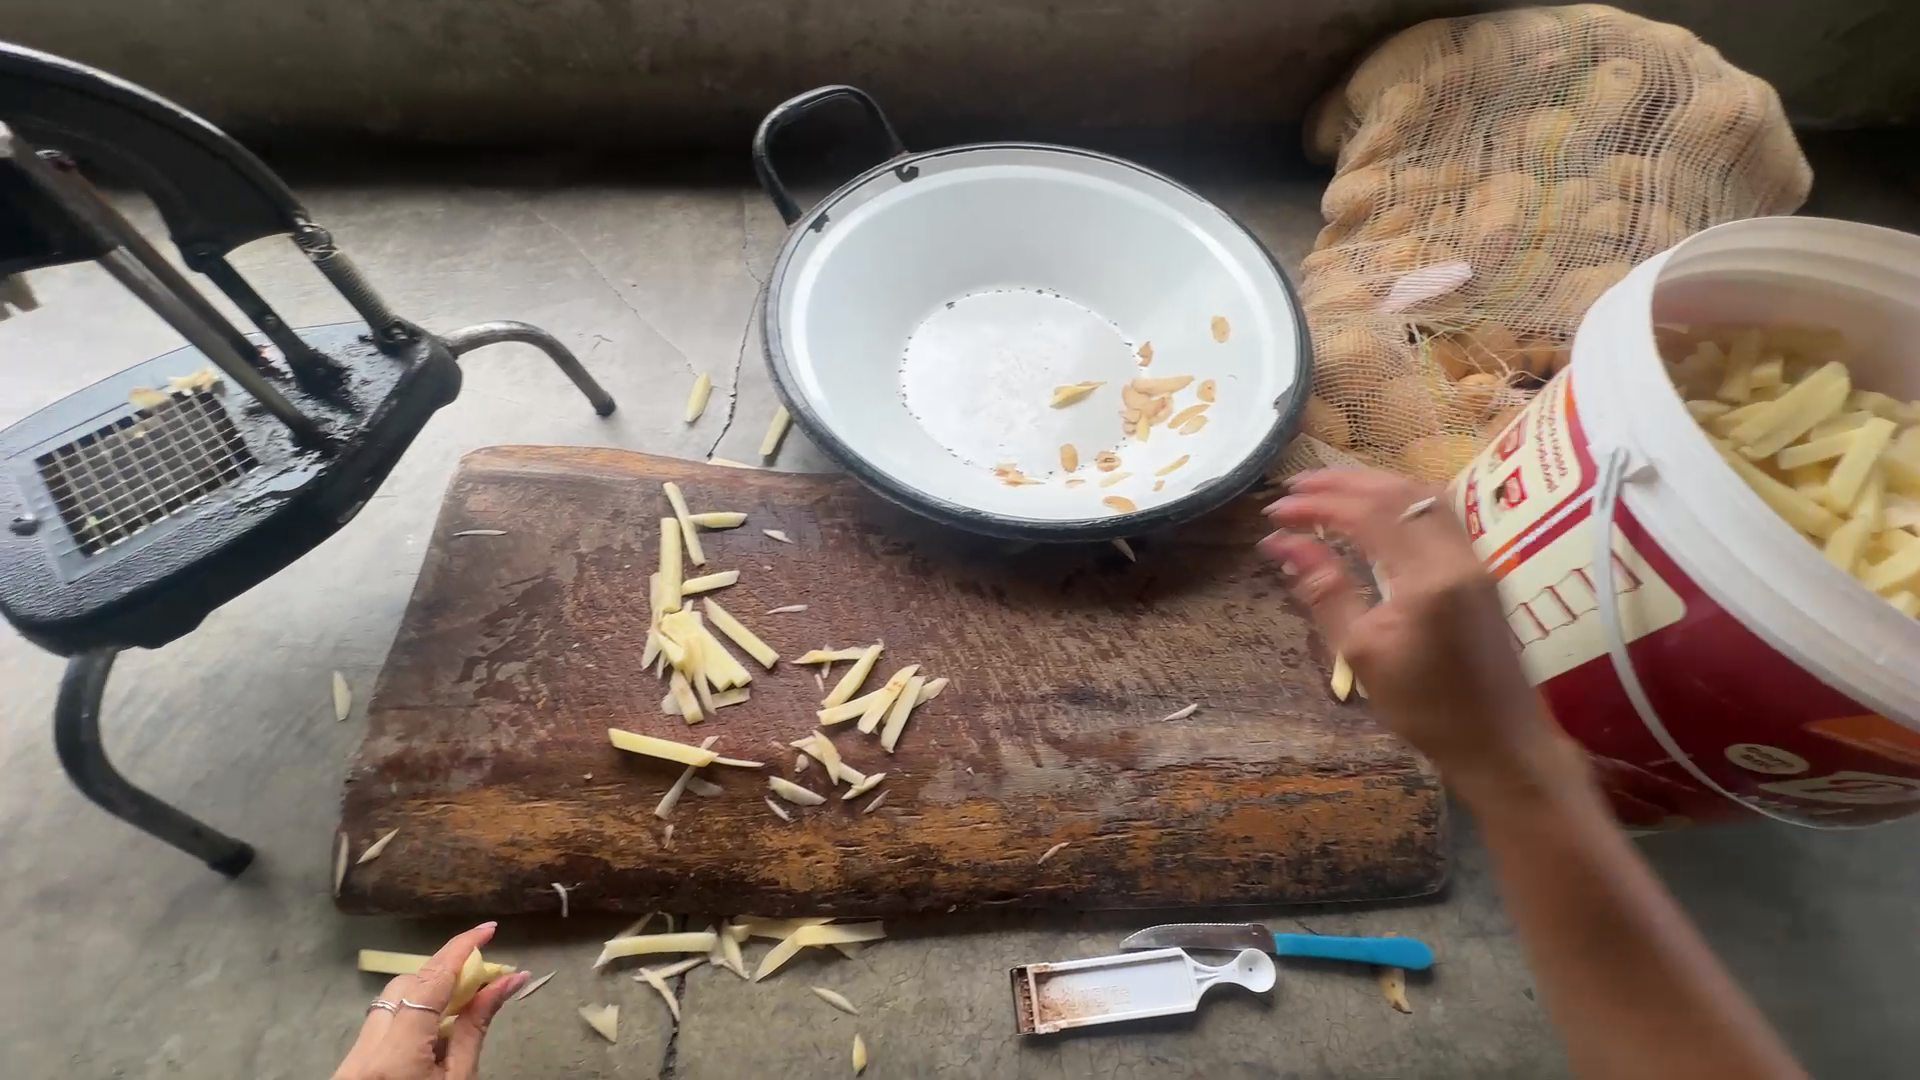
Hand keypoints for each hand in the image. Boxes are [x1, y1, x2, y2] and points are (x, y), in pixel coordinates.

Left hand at [334, 923, 529, 1079]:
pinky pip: (383, 1023)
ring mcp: (349, 1060)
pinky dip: (414, 1012)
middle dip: (446, 969)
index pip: (430, 983)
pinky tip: (436, 1028)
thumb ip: (476, 1027)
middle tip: (484, 971)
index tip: (489, 929)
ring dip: (429, 990)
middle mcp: (364, 1051)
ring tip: (463, 1001)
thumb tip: (509, 980)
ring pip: (391, 1002)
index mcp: (394, 1057)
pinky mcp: (348, 1068)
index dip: (460, 949)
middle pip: (406, 985)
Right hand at [1259, 468, 1581, 806]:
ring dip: (1371, 484)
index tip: (1276, 511)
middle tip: (1293, 487)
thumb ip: (1324, 589)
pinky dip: (1396, 500)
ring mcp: (1475, 559)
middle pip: (1399, 492)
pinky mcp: (1478, 568)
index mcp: (1429, 579)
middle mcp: (1459, 556)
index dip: (1318, 505)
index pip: (1368, 515)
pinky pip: (1436, 513)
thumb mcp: (1360, 651)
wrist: (1500, 743)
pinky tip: (1369, 510)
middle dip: (1341, 483)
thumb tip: (1282, 544)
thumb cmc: (1424, 707)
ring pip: (1422, 496)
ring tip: (1324, 490)